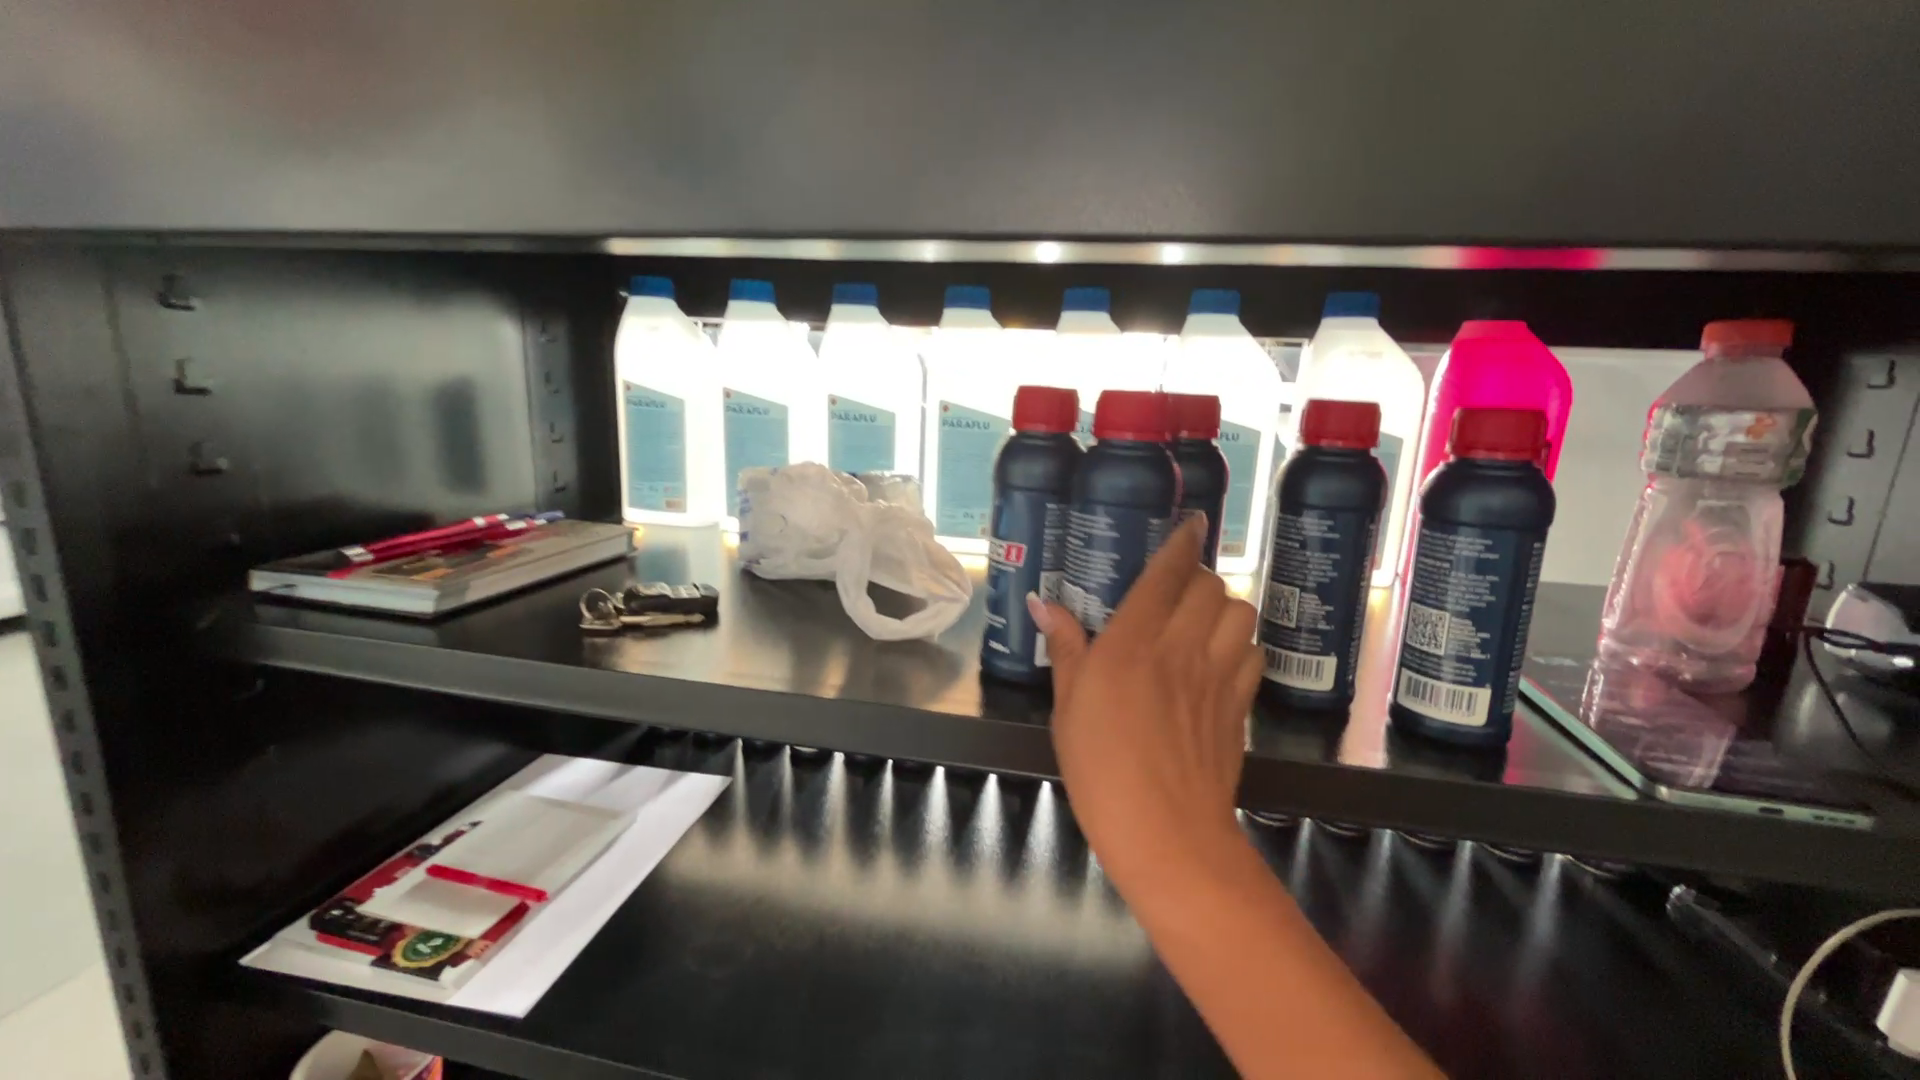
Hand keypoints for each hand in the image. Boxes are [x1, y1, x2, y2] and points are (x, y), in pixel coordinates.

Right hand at [1028, 516, 1262, 872]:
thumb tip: (1043, 604)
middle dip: (1197, 576)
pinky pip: (1254, 653)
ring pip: (1240, 612)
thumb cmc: (1101, 771)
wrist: (1166, 833)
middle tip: (1177, 589)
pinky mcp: (1240, 704)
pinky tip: (1221, 660)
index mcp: (1131, 644)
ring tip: (1201, 620)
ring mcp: (1218, 676)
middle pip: (1210, 585)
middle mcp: (1181, 648)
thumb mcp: (1068, 709)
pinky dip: (1242, 644)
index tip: (1190, 523)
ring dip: (1223, 607)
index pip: (1166, 574)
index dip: (1181, 542)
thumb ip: (1066, 649)